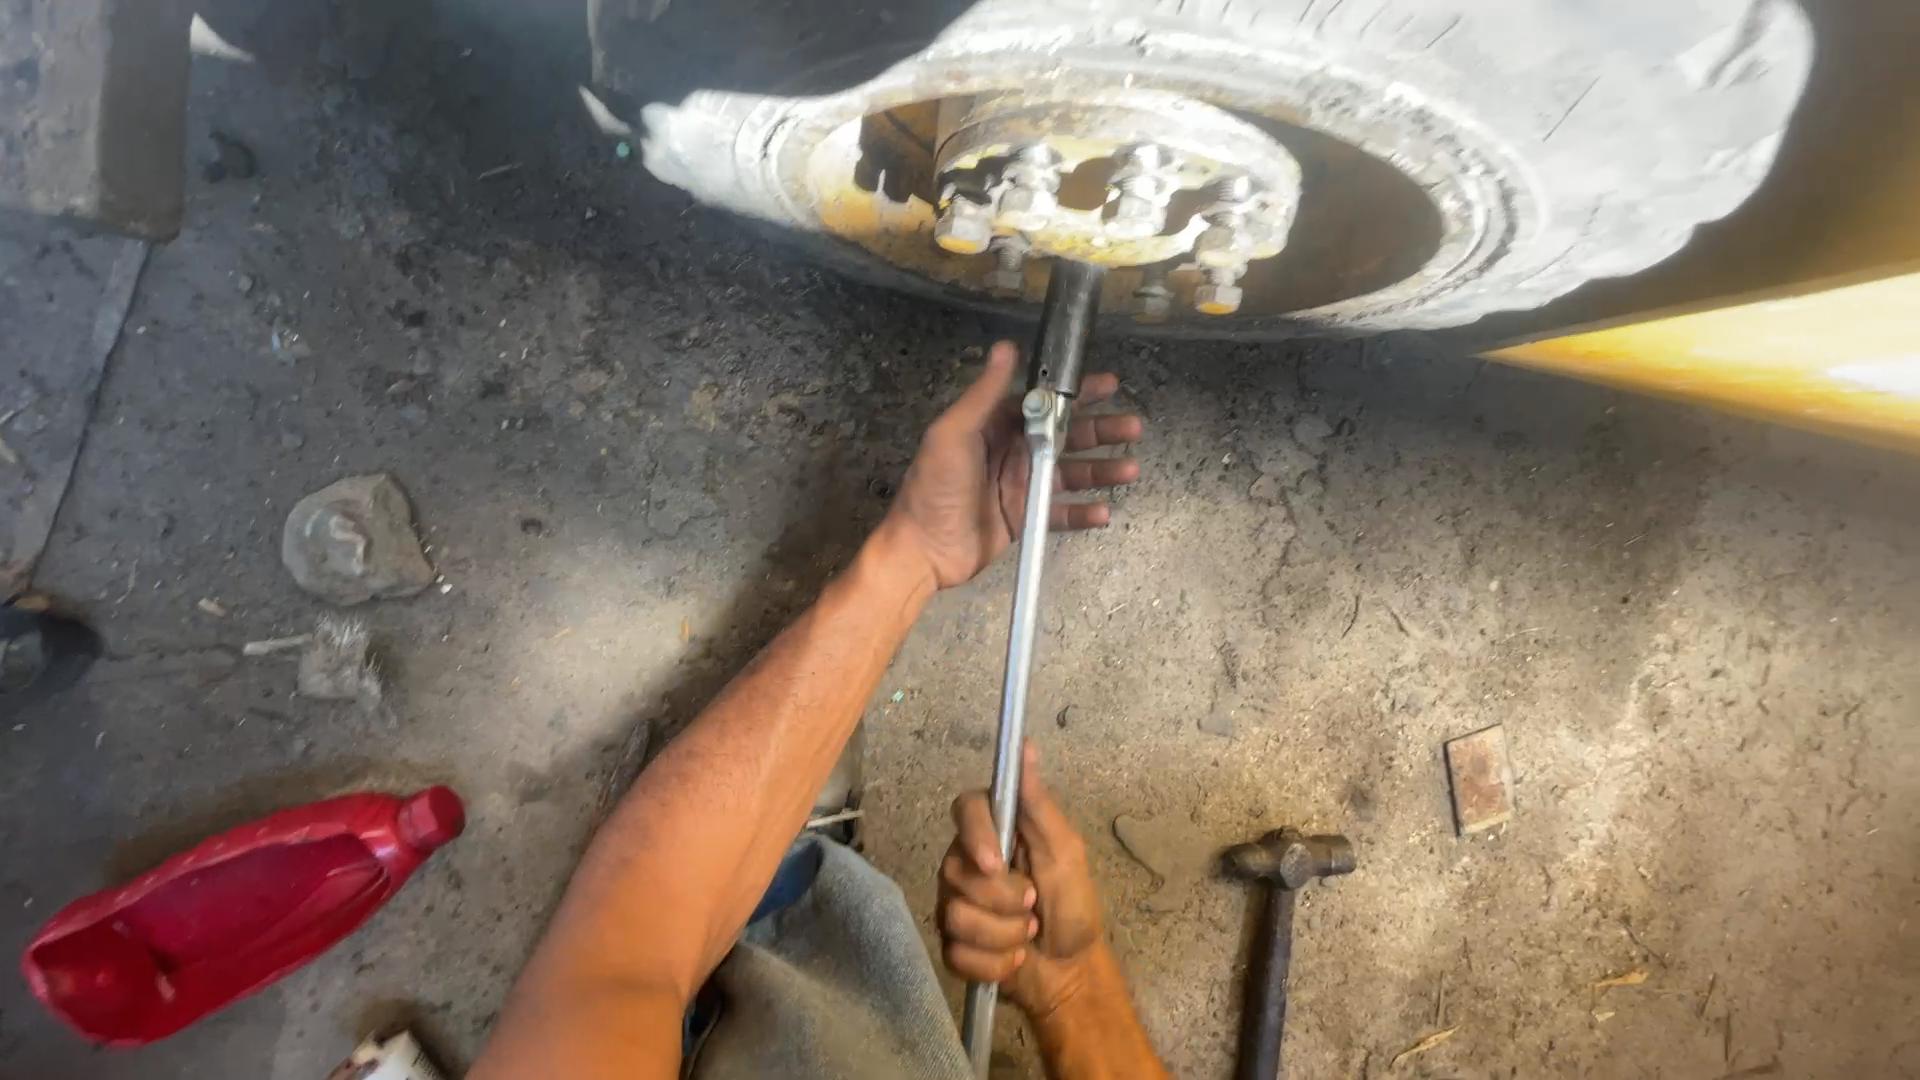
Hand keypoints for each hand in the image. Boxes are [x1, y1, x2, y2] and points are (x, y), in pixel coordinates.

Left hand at [886, 341, 1142, 589]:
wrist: (922, 549)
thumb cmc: (933, 487)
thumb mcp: (953, 434)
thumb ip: (983, 394)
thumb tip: (1005, 348)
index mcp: (995, 427)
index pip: (1043, 405)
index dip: (1076, 396)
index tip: (1108, 386)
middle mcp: (1012, 453)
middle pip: (1065, 437)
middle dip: (1100, 431)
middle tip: (1132, 427)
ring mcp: (1020, 487)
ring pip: (1070, 474)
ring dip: (1100, 471)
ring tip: (1130, 469)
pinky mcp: (1024, 519)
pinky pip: (1060, 513)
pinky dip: (1083, 513)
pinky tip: (1104, 512)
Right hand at [938, 742, 1104, 1018]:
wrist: (1073, 969)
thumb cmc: (1073, 903)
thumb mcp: (1065, 850)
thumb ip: (1039, 802)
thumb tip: (1027, 743)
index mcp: (994, 830)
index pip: (964, 809)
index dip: (974, 835)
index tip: (994, 863)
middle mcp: (966, 861)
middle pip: (957, 871)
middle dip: (1003, 899)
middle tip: (1033, 906)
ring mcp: (954, 903)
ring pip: (957, 915)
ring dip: (1004, 934)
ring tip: (1027, 934)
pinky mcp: (953, 944)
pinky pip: (958, 952)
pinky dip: (994, 963)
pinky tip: (1014, 959)